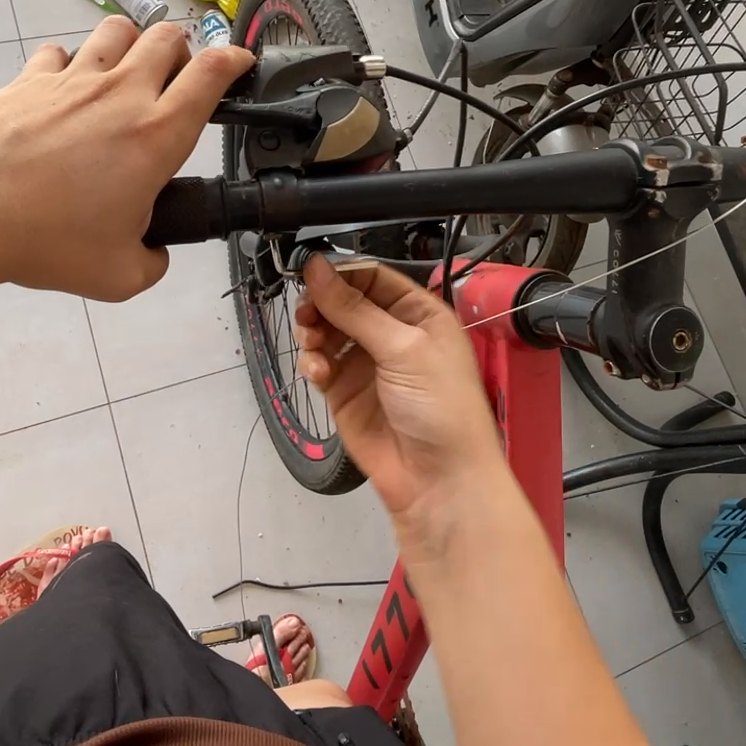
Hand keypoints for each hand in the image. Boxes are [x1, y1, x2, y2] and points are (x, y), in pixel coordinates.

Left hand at [0, 16, 253, 301]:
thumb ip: (152, 263)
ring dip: (133, 44)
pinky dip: (73, 65)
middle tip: (179, 81)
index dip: (236, 61)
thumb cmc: (49, 242)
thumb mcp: (120, 276)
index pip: (212, 74)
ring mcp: (73, 79)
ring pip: (117, 31)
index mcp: (157, 134)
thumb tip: (153, 253)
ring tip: (127, 75)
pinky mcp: (29, 79)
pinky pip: (61, 53)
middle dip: (185, 51)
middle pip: (168, 38)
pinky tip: (65, 93)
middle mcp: (121, 93)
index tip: (242, 63)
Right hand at [296, 256, 506, 523]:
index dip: (342, 273)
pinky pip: (320, 363)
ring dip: (314, 331)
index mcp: (418, 313)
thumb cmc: (440, 405)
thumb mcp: (402, 348)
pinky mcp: (345, 390)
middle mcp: (391, 333)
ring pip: (327, 329)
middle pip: (344, 301)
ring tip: (312, 341)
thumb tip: (316, 265)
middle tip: (306, 312)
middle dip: (322, 303)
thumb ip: (354, 308)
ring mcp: (366, 362)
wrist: (438, 480)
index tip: (309, 271)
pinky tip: (317, 371)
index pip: (372, 277)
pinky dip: (312, 362)